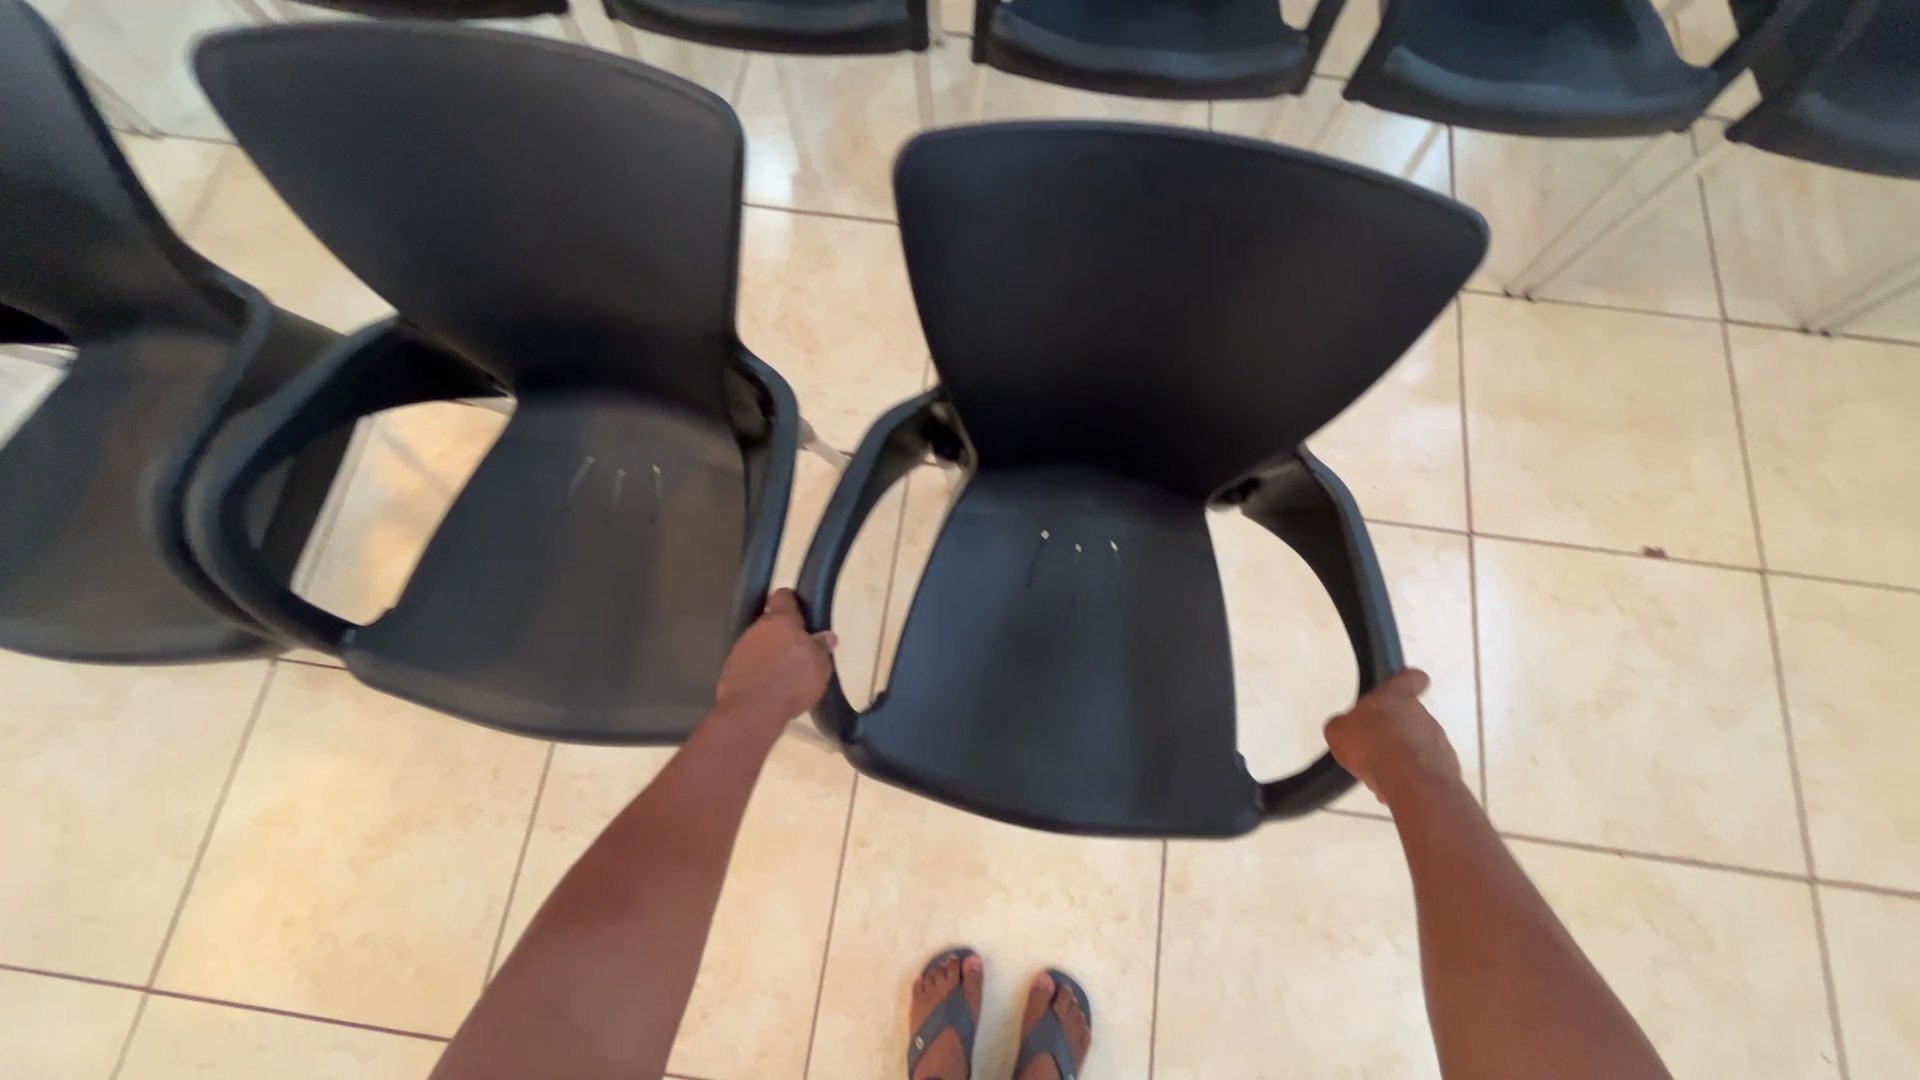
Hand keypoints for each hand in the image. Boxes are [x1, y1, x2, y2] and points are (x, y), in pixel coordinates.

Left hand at [714, 589, 837, 726]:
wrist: (753, 710)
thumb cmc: (793, 680)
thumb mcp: (819, 665)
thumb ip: (821, 647)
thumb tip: (827, 636)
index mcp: (780, 621)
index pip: (783, 597)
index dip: (791, 600)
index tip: (797, 606)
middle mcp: (757, 629)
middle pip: (770, 623)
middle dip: (782, 633)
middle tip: (797, 649)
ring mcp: (740, 649)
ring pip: (758, 644)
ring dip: (769, 653)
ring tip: (783, 672)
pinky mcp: (729, 671)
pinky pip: (748, 664)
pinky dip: (758, 671)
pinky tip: (768, 686)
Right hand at [1324, 669, 1460, 802]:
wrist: (1409, 781)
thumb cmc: (1370, 744)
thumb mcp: (1338, 731)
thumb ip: (1344, 726)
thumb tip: (1348, 729)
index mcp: (1396, 697)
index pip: (1410, 678)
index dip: (1406, 681)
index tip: (1402, 687)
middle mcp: (1423, 714)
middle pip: (1409, 717)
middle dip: (1393, 732)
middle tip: (1373, 748)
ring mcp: (1440, 742)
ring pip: (1417, 745)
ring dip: (1402, 756)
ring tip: (1380, 773)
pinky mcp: (1448, 769)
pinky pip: (1425, 769)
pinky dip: (1411, 777)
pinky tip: (1393, 786)